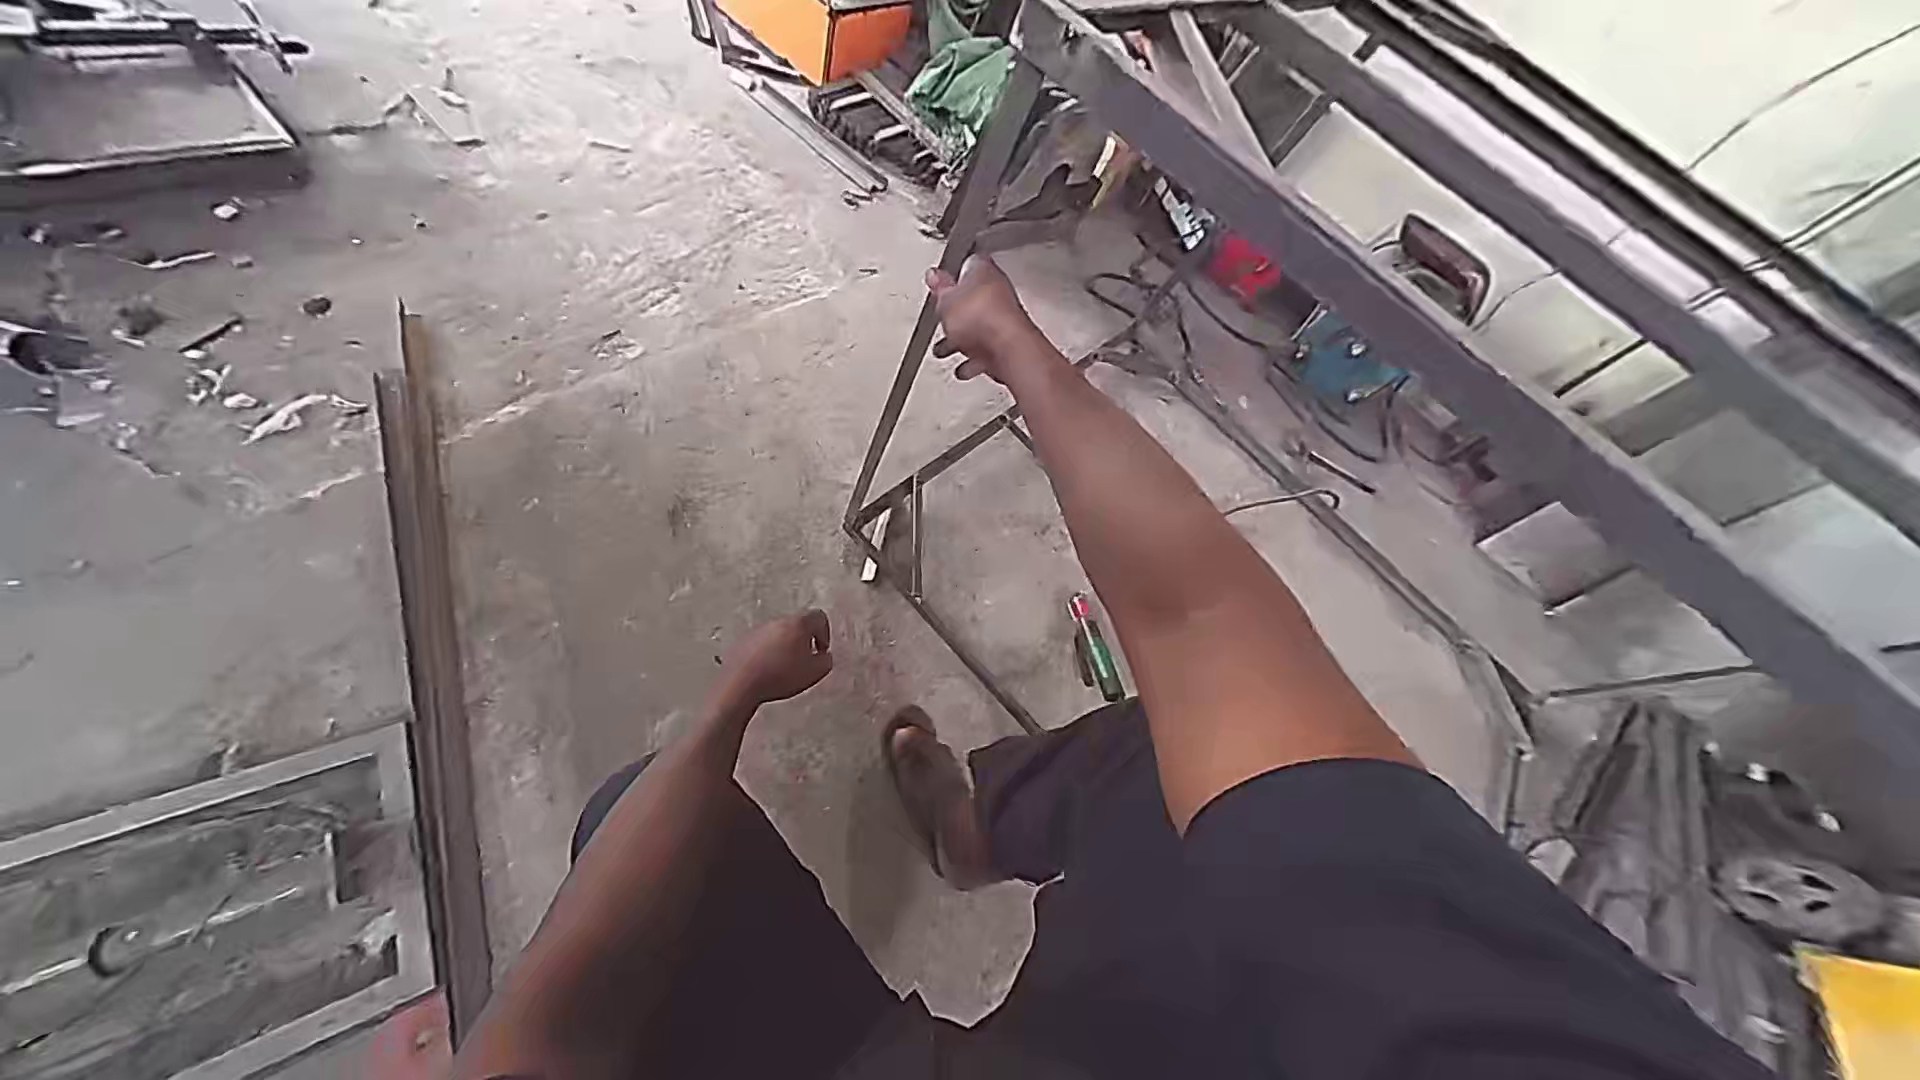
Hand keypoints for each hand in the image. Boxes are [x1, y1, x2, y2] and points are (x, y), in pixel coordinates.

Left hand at [718, 610, 833, 705]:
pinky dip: (767, 654)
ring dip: (784, 647)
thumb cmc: (778, 676)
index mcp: (798, 624)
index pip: (819, 617)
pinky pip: (761, 644)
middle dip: (803, 641)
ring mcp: (758, 631)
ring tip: (784, 670)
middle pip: (797, 624)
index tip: (821, 649)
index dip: (824, 634)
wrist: (740, 685)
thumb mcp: (815, 672)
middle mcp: (777, 622)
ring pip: (778, 634)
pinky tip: (767, 672)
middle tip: (804, 660)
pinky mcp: (743, 642)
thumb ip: (826, 660)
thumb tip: (824, 657)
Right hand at [927, 255, 1054, 384]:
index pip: (967, 266)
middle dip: (956, 314)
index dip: (951, 278)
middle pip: (973, 302)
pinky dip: (975, 361)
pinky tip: (964, 368)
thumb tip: (934, 276)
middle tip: (942, 321)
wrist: (1005, 348)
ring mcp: (1006, 322)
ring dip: (962, 340)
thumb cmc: (982, 317)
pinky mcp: (1008, 347)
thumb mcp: (946, 299)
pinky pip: (987, 353)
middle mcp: (1000, 293)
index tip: (940, 286)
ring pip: (980, 329)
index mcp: (985, 271)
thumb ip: (940, 288)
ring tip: (945, 350)